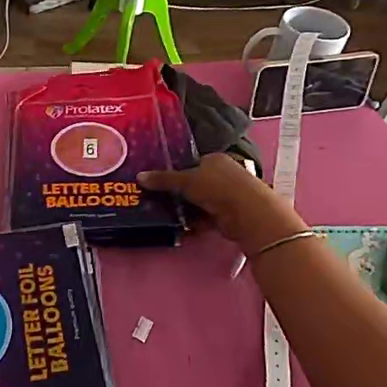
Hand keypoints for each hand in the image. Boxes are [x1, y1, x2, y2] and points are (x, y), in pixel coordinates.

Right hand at [138, 152, 306, 251]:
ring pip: (199, 202)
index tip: (157, 182)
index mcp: (215, 159)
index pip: (191, 163)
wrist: (247, 214)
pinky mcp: (226, 216)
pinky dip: (194, 222)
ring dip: (185, 210)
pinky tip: (180, 227)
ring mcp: (225, 196)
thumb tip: (139, 176)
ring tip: (163, 214)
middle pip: (194, 184)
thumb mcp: (187, 180)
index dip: (175, 172)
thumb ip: (164, 179)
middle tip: (155, 199)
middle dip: (178, 193)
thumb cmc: (218, 187)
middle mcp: (222, 175)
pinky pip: (205, 218)